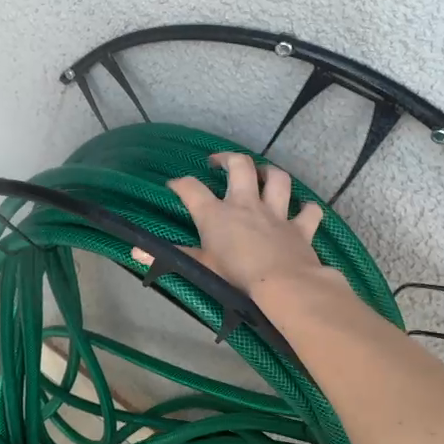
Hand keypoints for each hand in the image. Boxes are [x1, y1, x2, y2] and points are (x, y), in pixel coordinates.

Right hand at [132, 152, 342, 295]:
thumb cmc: (235, 276)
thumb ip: (168, 257)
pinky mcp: (300, 227)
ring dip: (269, 172)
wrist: (284, 284)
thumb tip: (135, 253)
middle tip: (220, 162)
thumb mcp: (198, 266)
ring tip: (262, 173)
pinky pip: (309, 211)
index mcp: (216, 214)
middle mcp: (245, 204)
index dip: (180, 183)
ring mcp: (276, 213)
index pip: (191, 188)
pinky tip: (303, 208)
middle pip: (240, 166)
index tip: (174, 185)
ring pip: (277, 179)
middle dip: (228, 158)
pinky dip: (307, 208)